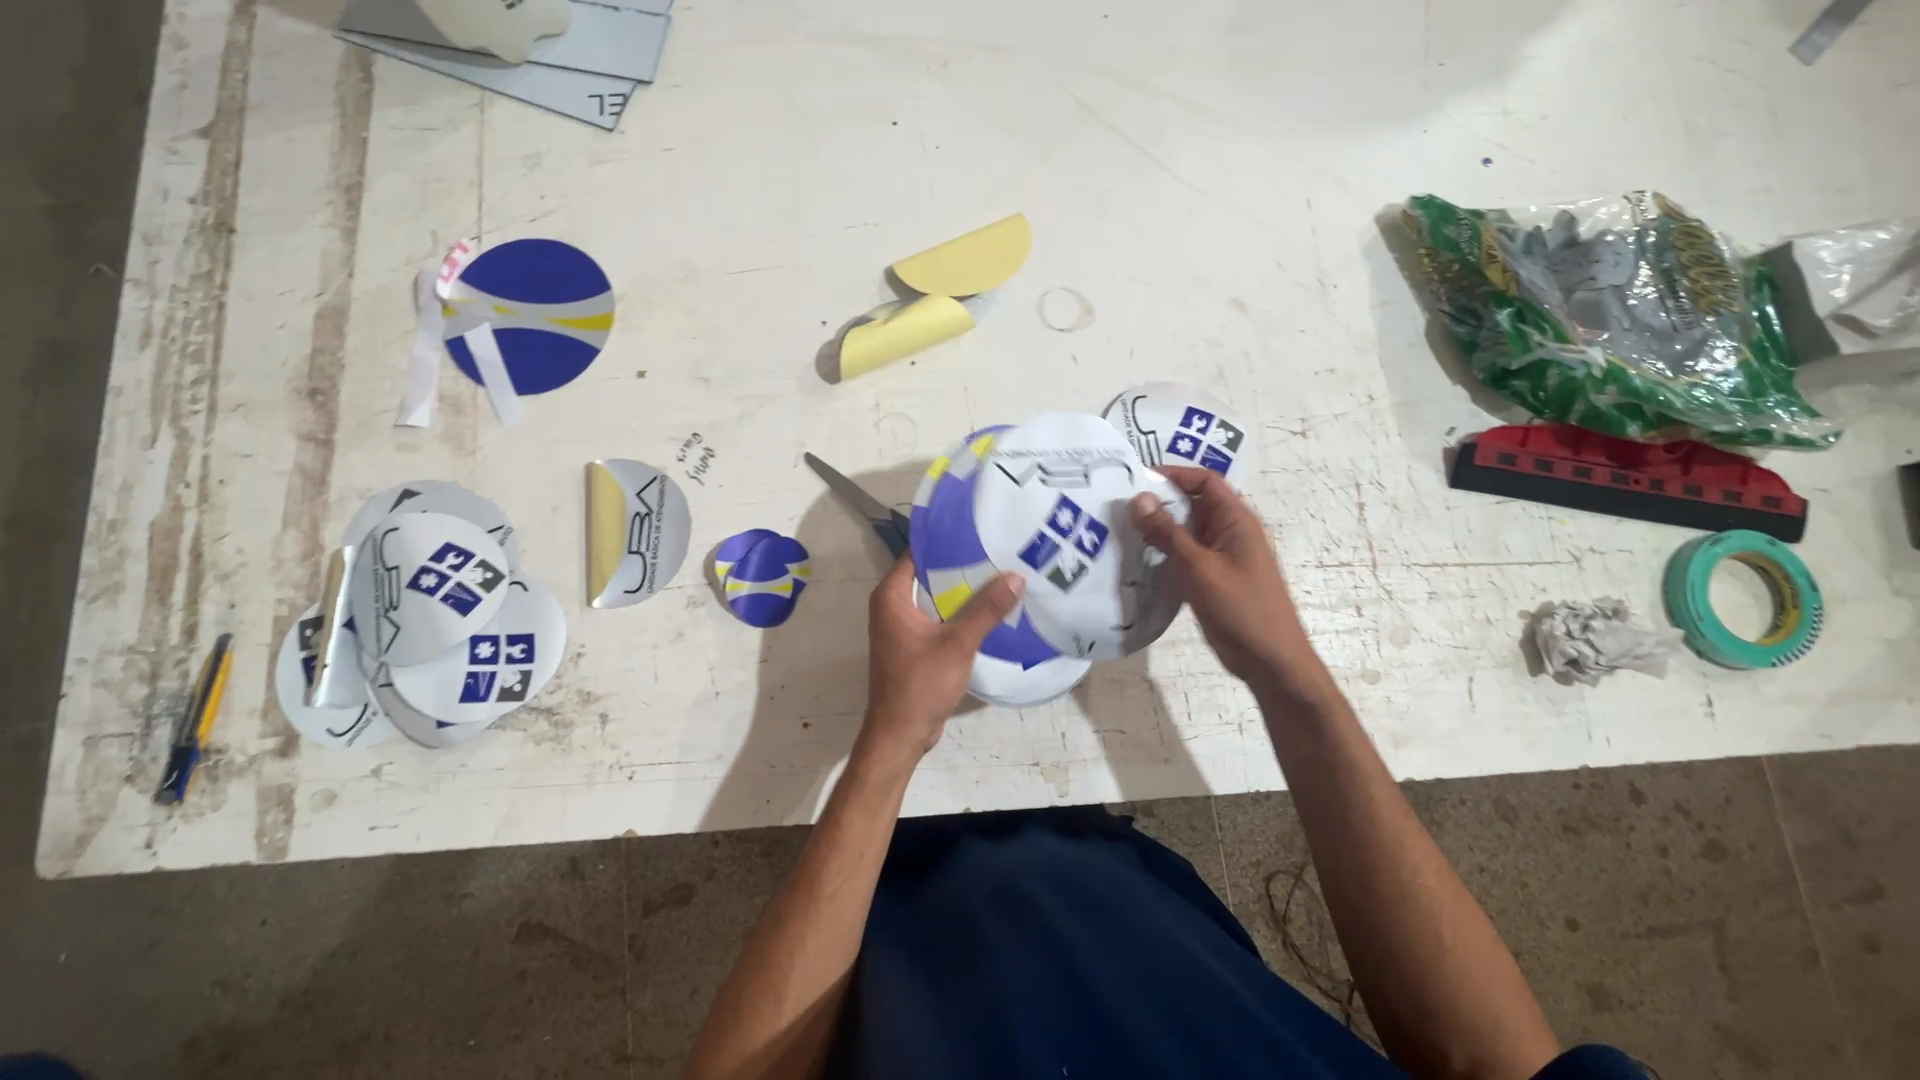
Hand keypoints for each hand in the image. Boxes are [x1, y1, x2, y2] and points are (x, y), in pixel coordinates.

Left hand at [860, 553, 1024, 764]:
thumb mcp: (958, 643)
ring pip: (936, 598)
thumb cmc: (920, 684)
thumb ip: (986, 609)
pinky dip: (959, 613)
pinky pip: (939, 618)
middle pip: (930, 575)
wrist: (901, 733)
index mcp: (891, 597)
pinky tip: (990, 610)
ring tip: (1000, 574)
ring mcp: (902, 628)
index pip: (918, 553)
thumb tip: (1015, 577)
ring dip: (963, 591)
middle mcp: (892, 607)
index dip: (947, 541)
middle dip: (961, 565)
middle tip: (998, 550)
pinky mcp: (914, 645)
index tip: (979, 531)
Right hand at [1131, 467, 1310, 687]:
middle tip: (1120, 506)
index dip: (1175, 474)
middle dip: (1160, 502)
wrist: (1270, 660)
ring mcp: (1222, 557)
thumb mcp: (1199, 568)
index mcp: (1237, 520)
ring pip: (1187, 532)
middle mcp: (1231, 533)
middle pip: (1193, 504)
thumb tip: (1138, 498)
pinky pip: (1186, 556)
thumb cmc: (1241, 609)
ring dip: (1159, 530)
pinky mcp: (1213, 580)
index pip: (1205, 481)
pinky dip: (1164, 554)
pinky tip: (1138, 560)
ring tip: (1122, 530)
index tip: (1137, 479)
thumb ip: (1168, 533)